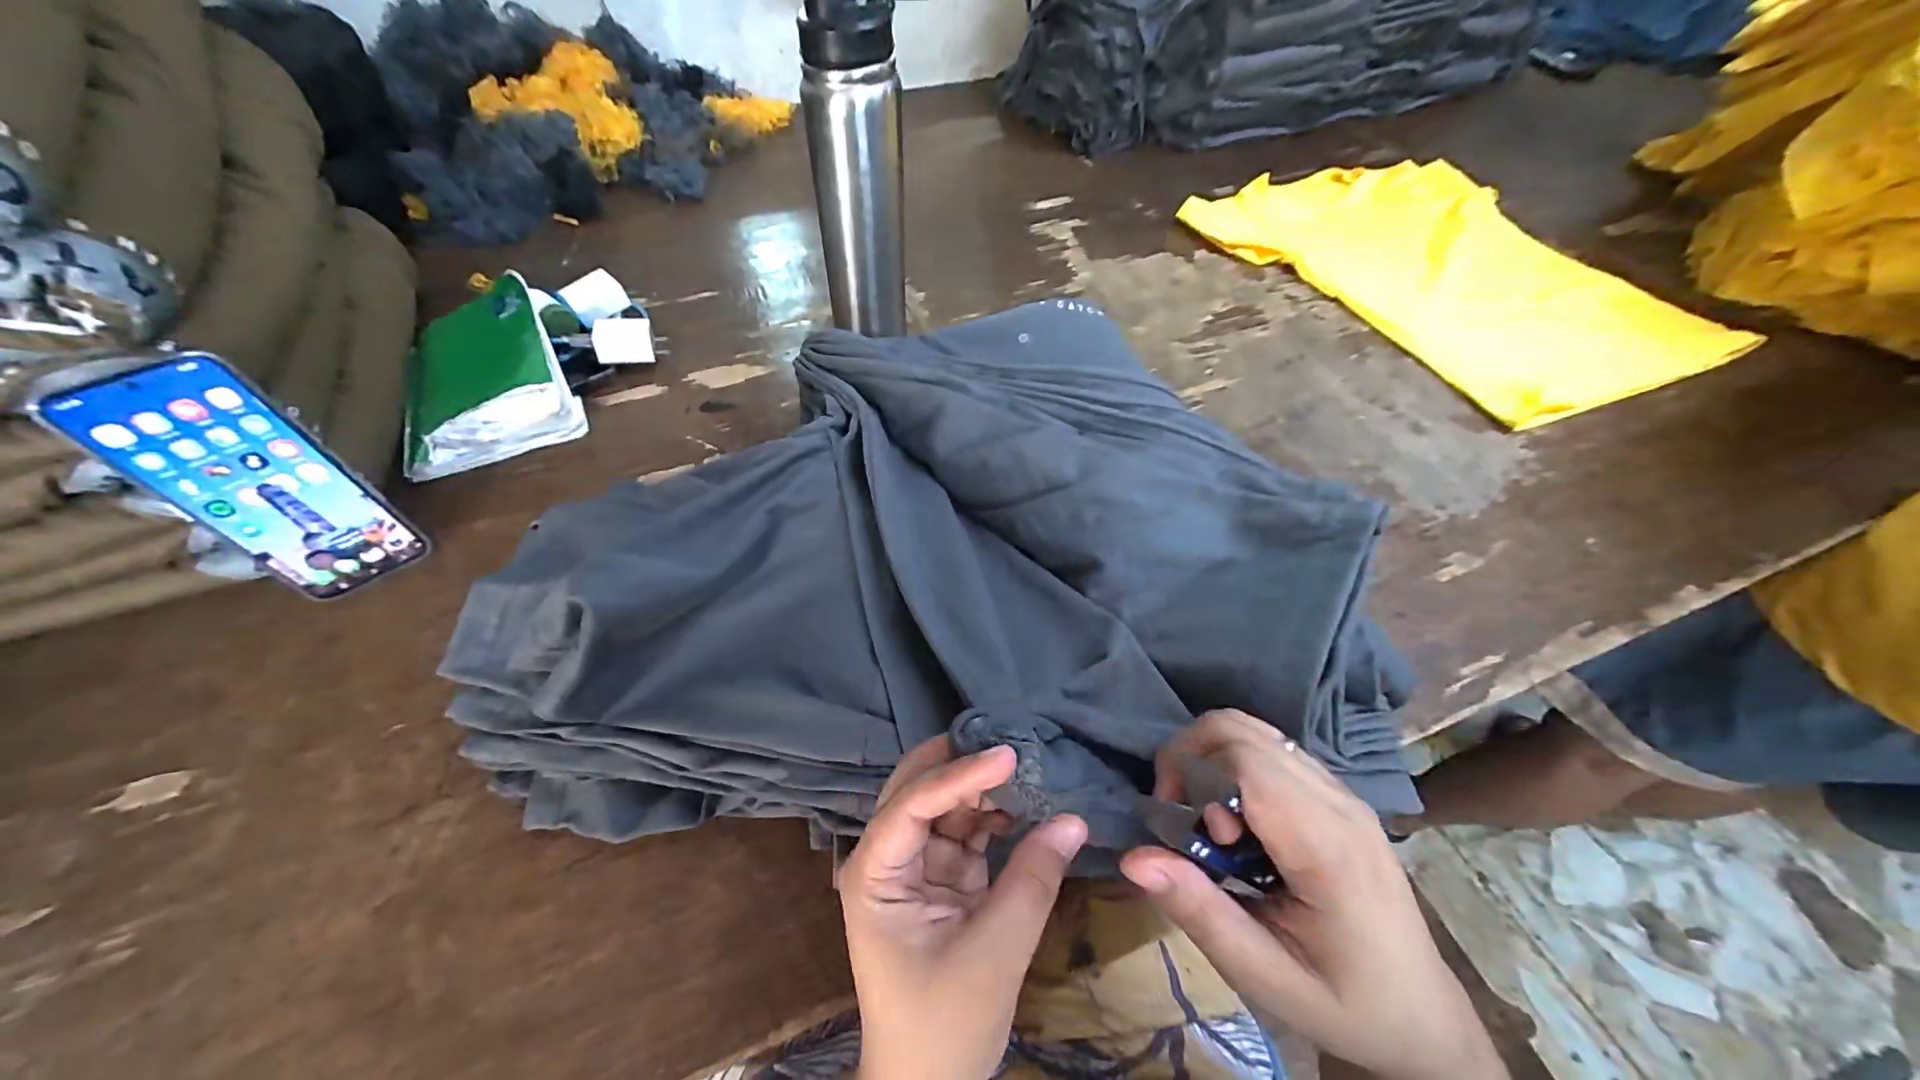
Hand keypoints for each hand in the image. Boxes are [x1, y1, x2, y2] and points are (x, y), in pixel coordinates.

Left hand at [839, 737, 1087, 1079]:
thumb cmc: (946, 1022)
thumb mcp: (994, 952)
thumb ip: (1032, 880)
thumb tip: (1074, 818)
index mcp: (874, 872)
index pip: (912, 803)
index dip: (959, 775)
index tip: (1007, 754)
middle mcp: (888, 857)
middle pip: (919, 790)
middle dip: (962, 765)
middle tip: (1012, 741)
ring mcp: (916, 865)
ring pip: (946, 805)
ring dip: (984, 787)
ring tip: (1029, 767)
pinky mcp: (944, 878)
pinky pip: (969, 832)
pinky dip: (996, 817)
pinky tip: (1027, 805)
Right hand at [1120, 710, 1505, 1079]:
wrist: (1424, 1016)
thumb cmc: (1343, 1003)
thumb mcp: (1263, 976)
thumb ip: (1198, 911)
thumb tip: (1131, 857)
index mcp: (1326, 847)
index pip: (1245, 761)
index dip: (1195, 779)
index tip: (1185, 833)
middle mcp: (1337, 802)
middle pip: (1240, 731)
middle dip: (1188, 759)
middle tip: (1180, 818)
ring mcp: (1341, 792)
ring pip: (1252, 730)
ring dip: (1208, 759)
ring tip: (1204, 819)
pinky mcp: (1336, 793)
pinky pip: (1269, 749)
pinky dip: (1230, 765)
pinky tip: (1234, 819)